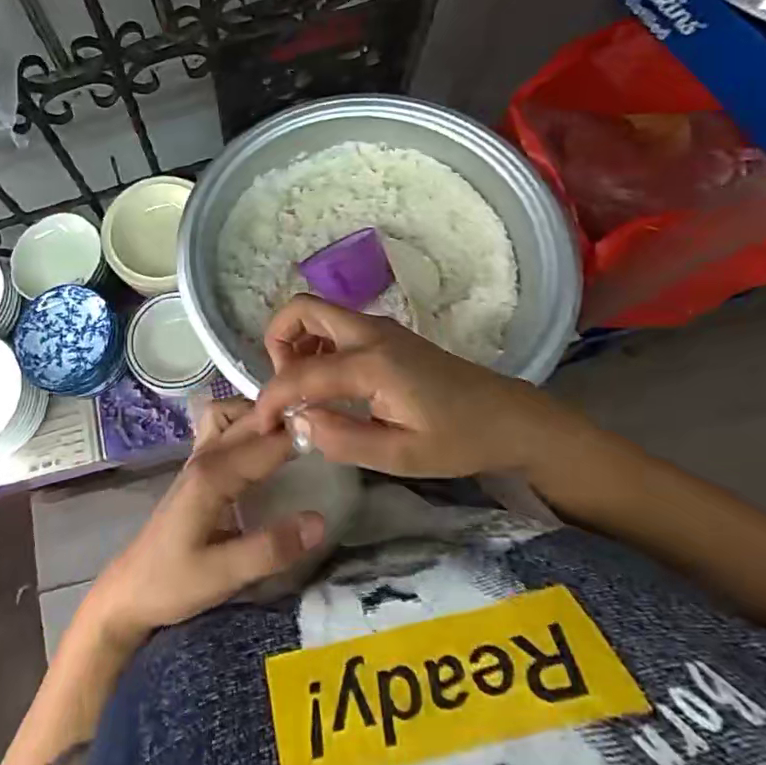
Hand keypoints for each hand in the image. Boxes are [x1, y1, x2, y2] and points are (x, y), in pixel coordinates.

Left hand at [83, 403, 324, 642]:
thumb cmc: (170, 585)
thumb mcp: (222, 575)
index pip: (267, 443)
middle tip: (328, 429)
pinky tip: (268, 450)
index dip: (302, 434)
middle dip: (286, 416)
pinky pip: (224, 430)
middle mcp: (206, 457)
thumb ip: (270, 549)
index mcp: (213, 475)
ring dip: (263, 416)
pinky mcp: (198, 471)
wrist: (126, 594)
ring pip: (232, 415)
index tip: (339, 430)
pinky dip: (248, 426)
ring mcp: (199, 461)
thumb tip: (320, 522)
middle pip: (250, 418)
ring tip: (297, 434)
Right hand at [254, 294, 582, 477]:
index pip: (301, 373)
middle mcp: (371, 333)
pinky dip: (316, 343)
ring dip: (296, 340)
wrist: (507, 417)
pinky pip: (336, 324)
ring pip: (318, 311)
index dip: (271, 398)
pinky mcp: (387, 335)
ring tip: (301, 390)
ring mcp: (380, 328)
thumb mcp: (400, 456)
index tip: (258, 425)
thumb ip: (342, 440)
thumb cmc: (458, 440)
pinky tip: (327, 384)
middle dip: (277, 341)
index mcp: (372, 364)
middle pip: (303, 308)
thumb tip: (298, 422)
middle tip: (282, 389)